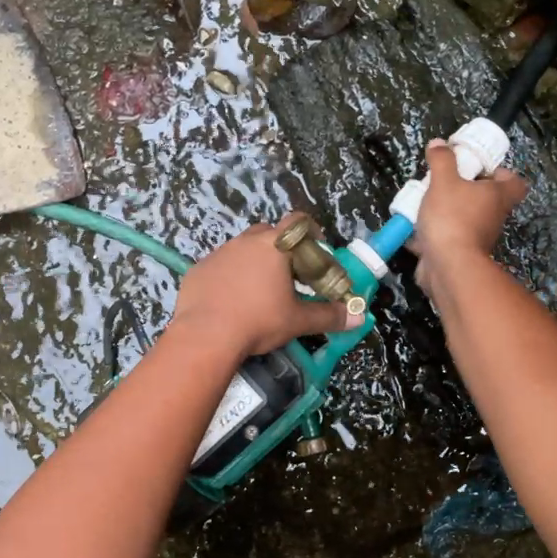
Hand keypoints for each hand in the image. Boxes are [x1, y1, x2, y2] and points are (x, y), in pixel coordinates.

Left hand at [170, 213, 363, 358]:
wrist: (205, 336)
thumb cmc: (258, 321)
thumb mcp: (297, 320)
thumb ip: (328, 316)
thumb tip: (357, 317)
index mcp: (273, 246)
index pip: (297, 221)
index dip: (310, 231)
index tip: (315, 250)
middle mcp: (244, 242)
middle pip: (268, 233)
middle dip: (281, 249)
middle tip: (290, 274)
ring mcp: (218, 254)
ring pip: (241, 249)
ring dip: (253, 263)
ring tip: (259, 291)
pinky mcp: (198, 270)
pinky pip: (219, 267)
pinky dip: (228, 277)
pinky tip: (230, 301)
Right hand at [409, 139, 528, 276]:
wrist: (448, 265)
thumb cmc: (453, 217)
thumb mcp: (444, 181)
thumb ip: (442, 160)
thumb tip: (439, 143)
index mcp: (498, 196)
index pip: (514, 181)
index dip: (501, 172)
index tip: (479, 168)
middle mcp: (493, 216)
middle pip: (486, 199)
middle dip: (465, 190)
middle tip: (444, 181)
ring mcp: (478, 237)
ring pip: (465, 218)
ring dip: (447, 211)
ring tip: (424, 202)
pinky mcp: (460, 253)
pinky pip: (447, 237)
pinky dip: (433, 234)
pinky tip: (414, 228)